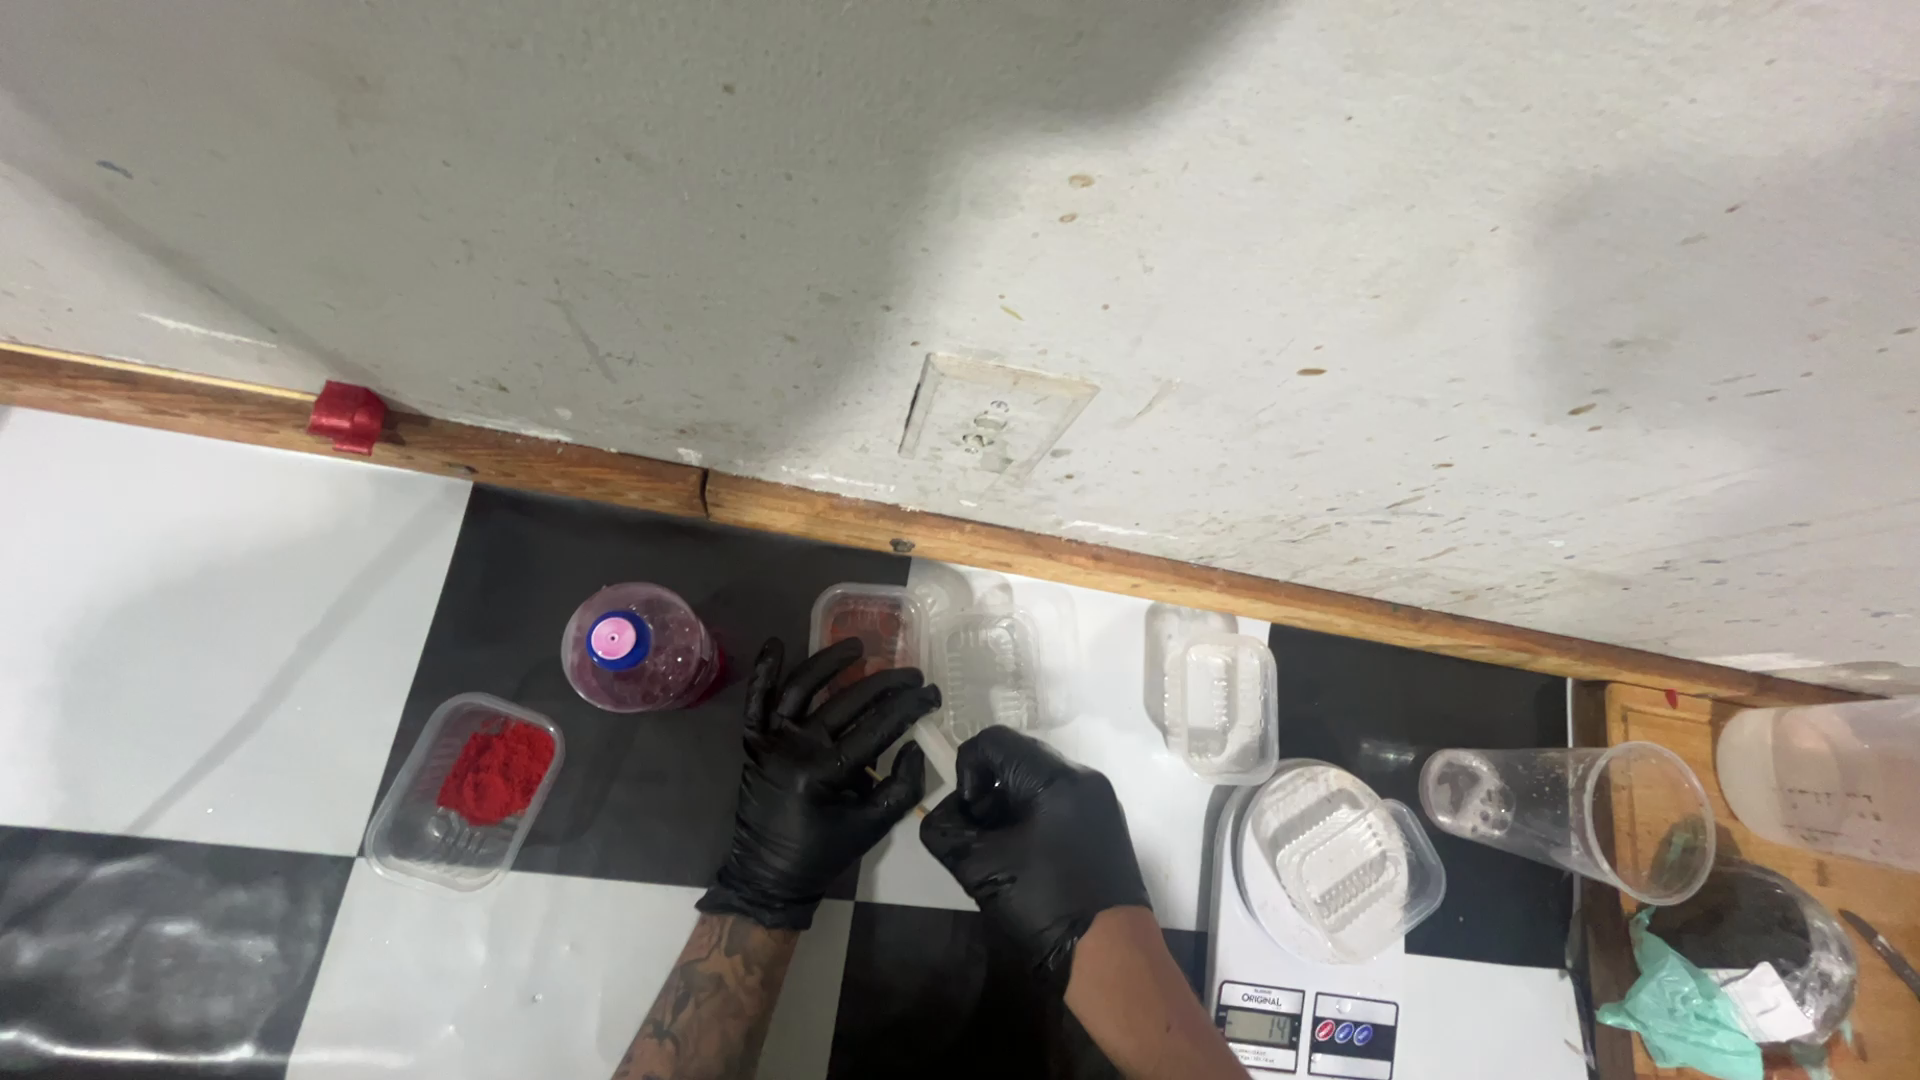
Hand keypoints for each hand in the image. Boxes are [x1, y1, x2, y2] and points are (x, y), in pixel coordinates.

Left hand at [698, 637, 940, 929]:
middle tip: (912, 674)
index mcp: (827, 772)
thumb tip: (914, 745)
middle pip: (847, 701)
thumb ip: (903, 786)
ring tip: (857, 646)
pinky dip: (764, 671)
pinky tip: (776, 643)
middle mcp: (797, 748)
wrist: (768, 875)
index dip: (910, 706)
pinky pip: (756, 700)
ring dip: (830, 661)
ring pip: (801, 688)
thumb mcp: (874, 826)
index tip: (932, 693)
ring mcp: (771, 740)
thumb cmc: (825, 851)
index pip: (878, 727)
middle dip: (886, 683)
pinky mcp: (753, 740)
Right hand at [919, 727, 1150, 983]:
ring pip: (1036, 779)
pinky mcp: (1103, 822)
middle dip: (987, 790)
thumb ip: (946, 830)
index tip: (970, 815)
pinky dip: (1032, 815)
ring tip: (1001, 850)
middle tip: (980, 834)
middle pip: (1017, 757)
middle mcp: (1082, 777)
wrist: (1112, 957)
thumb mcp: (979, 868)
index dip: (967, 769)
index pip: (995, 741)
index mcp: (1056, 778)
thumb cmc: (1046, 906)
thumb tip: (947, 815)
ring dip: (1008, 804)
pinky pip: (1057, 799)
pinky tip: (1027, 856)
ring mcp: (1098, 799)